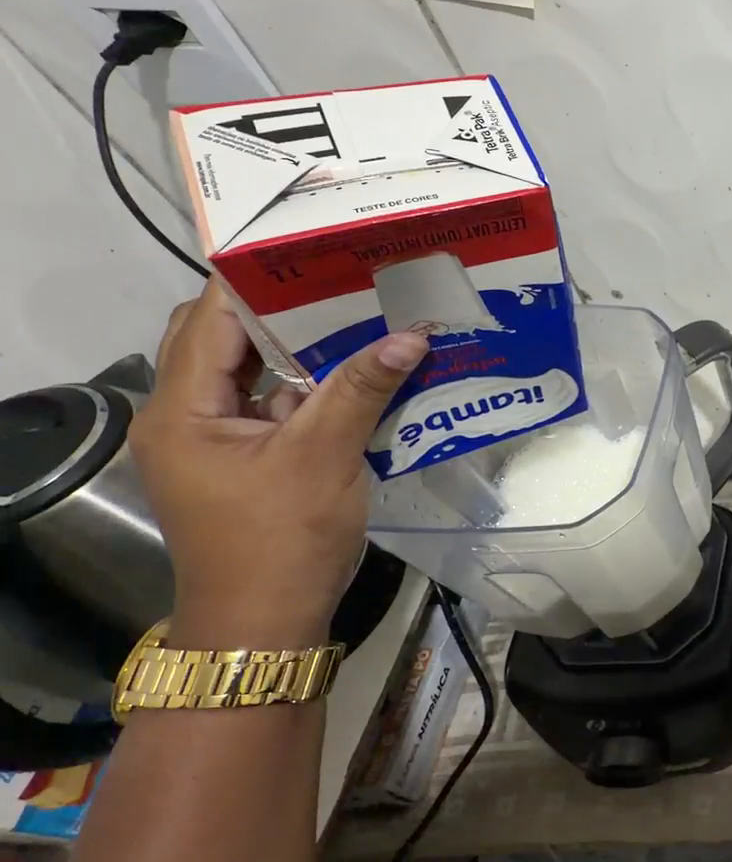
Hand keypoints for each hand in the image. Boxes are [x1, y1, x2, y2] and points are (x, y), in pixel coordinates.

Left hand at [129, 281, 427, 647]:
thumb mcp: (324, 456)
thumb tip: (413, 334)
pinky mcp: (254, 456)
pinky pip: (285, 402)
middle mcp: (190, 415)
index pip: (210, 322)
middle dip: (289, 308)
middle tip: (351, 275)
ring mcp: (222, 437)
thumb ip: (363, 389)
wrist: (267, 618)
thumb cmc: (281, 536)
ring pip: (262, 371)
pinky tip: (370, 366)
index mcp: (182, 410)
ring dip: (311, 346)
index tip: (312, 249)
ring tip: (369, 311)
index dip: (255, 282)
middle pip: (231, 340)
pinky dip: (322, 382)